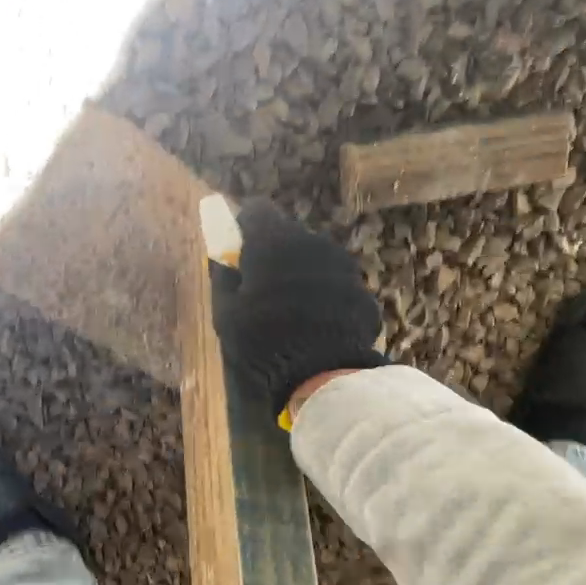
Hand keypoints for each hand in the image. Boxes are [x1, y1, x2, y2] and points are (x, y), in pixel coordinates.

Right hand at [211, 202, 386, 417]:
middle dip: (274, 254)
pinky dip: (324, 297)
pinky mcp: (362, 291)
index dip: (245, 226)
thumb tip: (223, 262)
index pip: (257, 210)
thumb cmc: (263, 340)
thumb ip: (225, 280)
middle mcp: (311, 242)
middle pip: (288, 235)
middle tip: (262, 286)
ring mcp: (342, 265)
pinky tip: (316, 325)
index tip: (238, 249)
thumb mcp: (227, 314)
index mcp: (273, 242)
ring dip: (301, 274)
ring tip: (291, 310)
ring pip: (315, 259)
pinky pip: (335, 285)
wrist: (321, 374)